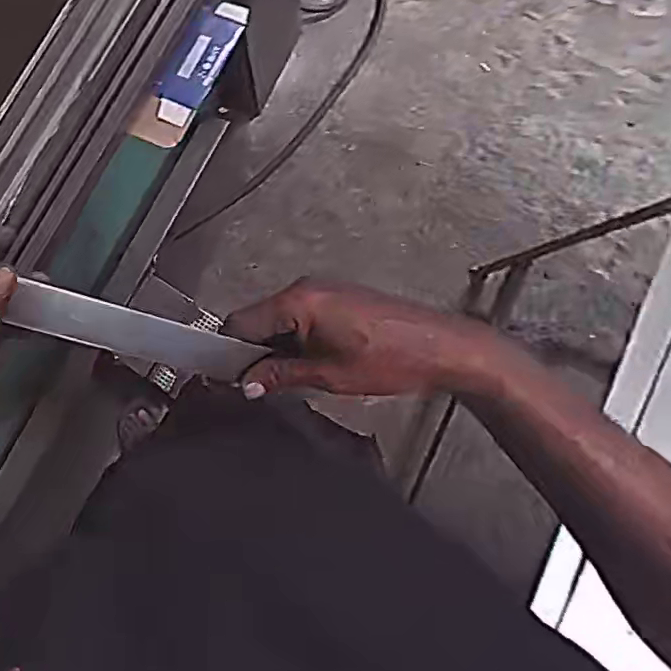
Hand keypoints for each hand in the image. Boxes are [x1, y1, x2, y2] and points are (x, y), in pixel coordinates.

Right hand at [223, 277, 533, 398]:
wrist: (444, 348)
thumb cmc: (394, 358)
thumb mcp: (328, 375)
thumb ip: (281, 376)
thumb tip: (248, 383)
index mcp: (299, 301)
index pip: (241, 322)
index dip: (229, 352)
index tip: (226, 376)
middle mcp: (306, 287)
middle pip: (256, 318)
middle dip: (252, 350)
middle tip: (257, 383)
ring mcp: (322, 289)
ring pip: (276, 317)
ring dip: (273, 345)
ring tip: (288, 376)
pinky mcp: (335, 297)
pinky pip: (297, 314)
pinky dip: (292, 337)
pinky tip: (306, 362)